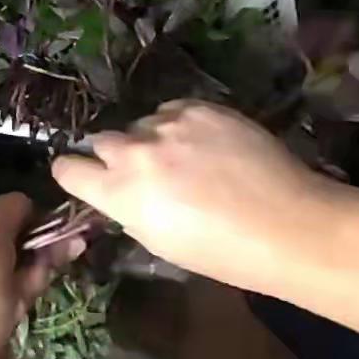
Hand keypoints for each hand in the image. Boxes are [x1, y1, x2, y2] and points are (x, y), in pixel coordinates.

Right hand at [51, 100, 346, 293]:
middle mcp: (134, 152)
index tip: (85, 175)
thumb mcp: (157, 242)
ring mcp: (166, 124)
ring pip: (141, 125)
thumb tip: (116, 188)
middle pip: (102, 141)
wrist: (291, 226)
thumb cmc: (222, 251)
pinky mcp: (197, 107)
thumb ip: (125, 207)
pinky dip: (179, 125)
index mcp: (119, 192)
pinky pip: (171, 111)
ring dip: (152, 139)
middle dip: (116, 155)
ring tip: (187, 159)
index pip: (67, 168)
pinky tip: (206, 145)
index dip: (73, 171)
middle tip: (148, 172)